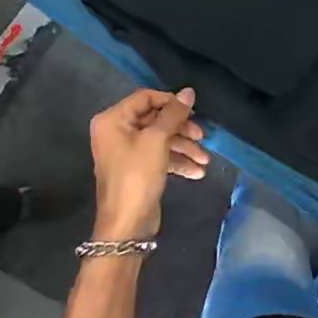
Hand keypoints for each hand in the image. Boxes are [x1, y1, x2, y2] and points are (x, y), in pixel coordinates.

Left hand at [88, 87, 209, 239]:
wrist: (127, 225)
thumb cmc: (137, 176)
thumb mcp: (157, 140)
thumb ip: (174, 114)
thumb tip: (189, 91)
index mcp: (113, 120)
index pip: (146, 98)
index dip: (170, 102)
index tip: (193, 110)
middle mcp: (117, 131)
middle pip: (155, 119)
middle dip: (181, 129)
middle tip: (201, 136)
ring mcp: (127, 151)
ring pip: (161, 139)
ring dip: (184, 147)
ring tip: (204, 160)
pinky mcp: (138, 168)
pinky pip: (159, 156)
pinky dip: (177, 161)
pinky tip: (196, 172)